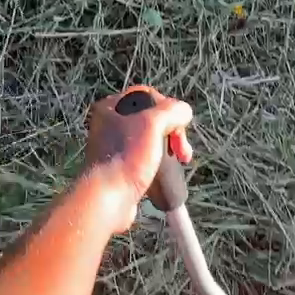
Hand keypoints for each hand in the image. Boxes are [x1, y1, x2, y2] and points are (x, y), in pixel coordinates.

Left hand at [81, 86, 193, 231]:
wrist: (110, 198)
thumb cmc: (128, 156)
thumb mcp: (152, 123)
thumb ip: (171, 110)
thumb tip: (184, 111)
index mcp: (111, 107)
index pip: (147, 96)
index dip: (167, 109)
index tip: (177, 127)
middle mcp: (110, 124)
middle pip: (152, 119)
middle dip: (173, 132)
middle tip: (182, 151)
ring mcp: (115, 147)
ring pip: (151, 140)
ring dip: (169, 149)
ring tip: (180, 161)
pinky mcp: (122, 168)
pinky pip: (146, 159)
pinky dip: (159, 163)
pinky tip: (165, 173)